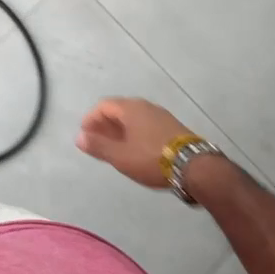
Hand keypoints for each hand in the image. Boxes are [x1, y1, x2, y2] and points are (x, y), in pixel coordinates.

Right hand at [77, 97, 193, 188]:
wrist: (195, 167)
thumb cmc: (151, 158)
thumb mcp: (120, 156)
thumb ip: (98, 146)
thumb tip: (79, 137)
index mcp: (130, 108)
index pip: (103, 106)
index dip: (91, 119)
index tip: (85, 135)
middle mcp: (145, 106)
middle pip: (119, 110)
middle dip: (105, 125)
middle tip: (98, 142)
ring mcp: (161, 115)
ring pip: (134, 118)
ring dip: (121, 130)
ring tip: (117, 148)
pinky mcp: (173, 127)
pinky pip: (147, 125)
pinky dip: (136, 134)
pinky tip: (137, 150)